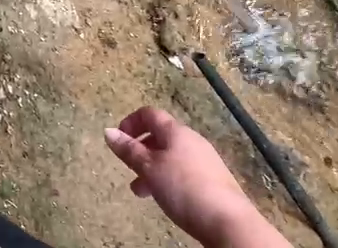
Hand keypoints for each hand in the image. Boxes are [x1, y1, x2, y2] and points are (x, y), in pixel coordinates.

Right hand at [104, 107, 287, 247]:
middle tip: (129, 169)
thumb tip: (108, 131)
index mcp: (176, 132)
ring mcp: (207, 162)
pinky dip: (170, 180)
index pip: (150, 114)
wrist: (230, 223)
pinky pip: (186, 173)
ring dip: (154, 169)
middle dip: (141, 151)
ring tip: (143, 192)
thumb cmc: (184, 188)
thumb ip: (129, 150)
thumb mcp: (149, 169)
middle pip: (161, 137)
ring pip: (172, 158)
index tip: (119, 139)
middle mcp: (193, 141)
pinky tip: (168, 199)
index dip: (131, 122)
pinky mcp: (216, 183)